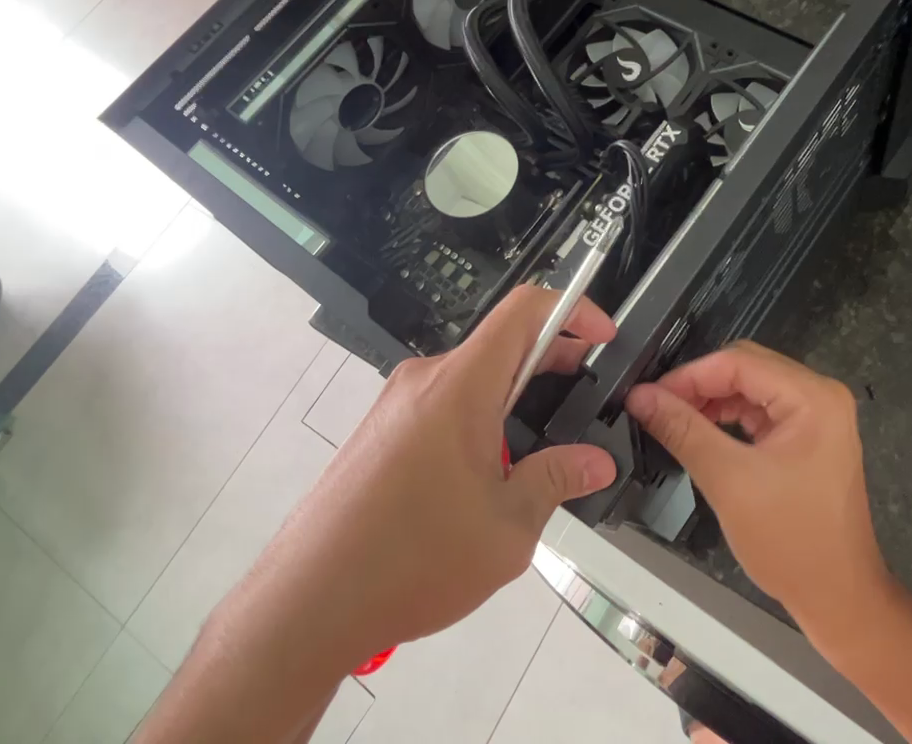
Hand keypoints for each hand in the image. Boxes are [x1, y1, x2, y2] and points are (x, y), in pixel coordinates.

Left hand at [240, 286, 616, 670]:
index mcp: (461, 386)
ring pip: (471, 378)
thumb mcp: (506, 527)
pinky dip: (479, 419)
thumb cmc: (412, 559)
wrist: (308, 600)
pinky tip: (486, 476)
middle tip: (583, 396)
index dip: (574, 310)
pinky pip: (442, 405)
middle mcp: (424, 380)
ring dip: (513, 398)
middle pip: (499, 343)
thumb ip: (555, 481)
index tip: (603, 336)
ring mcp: (395, 405)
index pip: (525, 309)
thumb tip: (594, 463)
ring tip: (537, 452)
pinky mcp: (379, 432)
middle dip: (550, 362)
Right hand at [623, 342, 886, 627]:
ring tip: (673, 420)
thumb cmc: (790, 541)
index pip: (739, 362)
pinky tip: (702, 433)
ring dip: (712, 401)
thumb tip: (641, 396)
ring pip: (752, 388)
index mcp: (813, 398)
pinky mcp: (809, 437)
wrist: (838, 597)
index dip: (689, 375)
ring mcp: (818, 417)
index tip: (649, 394)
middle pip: (747, 369)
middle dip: (699, 385)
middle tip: (657, 406)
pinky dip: (730, 418)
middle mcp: (820, 396)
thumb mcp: (728, 480)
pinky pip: (762, 411)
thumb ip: (682, 430)